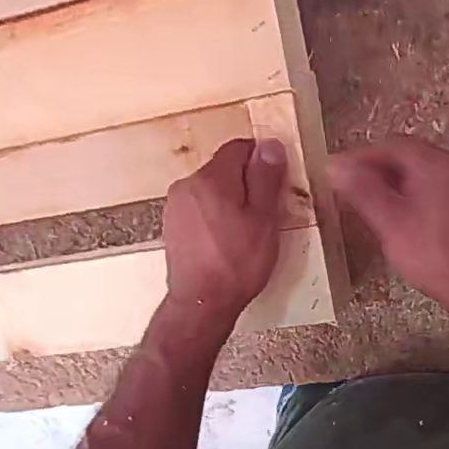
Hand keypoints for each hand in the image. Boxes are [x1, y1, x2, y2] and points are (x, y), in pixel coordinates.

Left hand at [161, 137, 285, 324]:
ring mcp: (175, 207)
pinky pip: (199, 211)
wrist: (202, 303)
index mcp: (211, 178)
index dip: (262, 161)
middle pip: (223, 170)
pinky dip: (214, 220)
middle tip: (265, 215)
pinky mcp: (172, 228)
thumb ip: (266, 178)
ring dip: (230, 203)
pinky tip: (226, 245)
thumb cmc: (237, 264)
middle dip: (245, 184)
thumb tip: (270, 144)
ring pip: (211, 192)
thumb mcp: (264, 220)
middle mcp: (187, 185)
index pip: (239, 148)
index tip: (276, 183)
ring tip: (245, 234)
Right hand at [327, 138, 448, 308]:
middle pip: (407, 156)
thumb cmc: (434, 258)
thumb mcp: (389, 223)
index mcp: (437, 166)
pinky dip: (410, 193)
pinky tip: (395, 212)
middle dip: (376, 169)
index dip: (361, 157)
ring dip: (392, 181)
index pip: (392, 146)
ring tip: (369, 199)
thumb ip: (361, 191)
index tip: (342, 170)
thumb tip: (337, 168)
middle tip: (352, 184)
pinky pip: (432, 186)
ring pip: (419, 172)